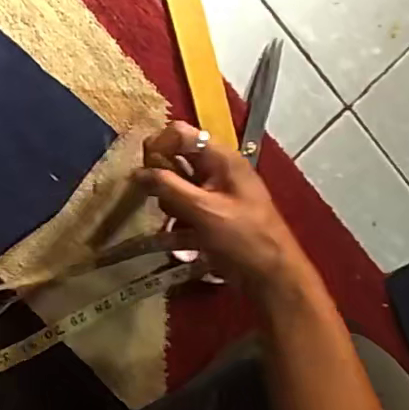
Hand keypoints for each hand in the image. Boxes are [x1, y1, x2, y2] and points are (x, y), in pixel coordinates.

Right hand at [137, 120, 313, 291]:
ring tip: (177, 223)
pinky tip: (177, 236)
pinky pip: (183, 206)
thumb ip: (167, 187)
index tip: (145, 172)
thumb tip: (136, 172)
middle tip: (159, 199)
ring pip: (176, 184)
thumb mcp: (202, 210)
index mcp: (221, 158)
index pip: (179, 133)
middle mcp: (217, 169)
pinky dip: (176, 218)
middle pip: (175, 158)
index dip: (158, 147)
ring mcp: (215, 191)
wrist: (271, 276)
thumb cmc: (242, 238)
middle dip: (161, 178)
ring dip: (168, 202)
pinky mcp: (211, 212)